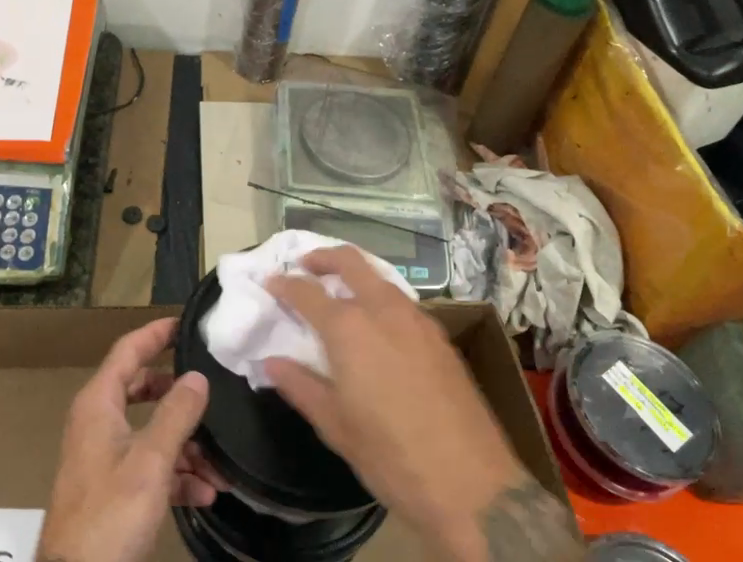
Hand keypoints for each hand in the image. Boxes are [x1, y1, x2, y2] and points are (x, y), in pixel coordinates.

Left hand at [37, 318, 222, 561]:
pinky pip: (148, 467)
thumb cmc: (111, 510)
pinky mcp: (112, 488)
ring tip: (221, 465)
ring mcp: (104, 456)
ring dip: (186, 446)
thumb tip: (197, 376)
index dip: (155, 334)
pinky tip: (206, 493)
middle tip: (210, 390)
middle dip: (178, 395)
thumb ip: (176, 414)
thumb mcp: (150, 460)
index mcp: (98, 403)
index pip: (127, 351)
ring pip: (150, 433)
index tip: (184, 324)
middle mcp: (98, 422)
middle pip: (141, 390)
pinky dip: (176, 475)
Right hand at [266, 248, 578, 561]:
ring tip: (339, 296)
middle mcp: (384, 311)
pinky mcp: (441, 338)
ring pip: (381, 279)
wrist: (472, 484)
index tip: (270, 284)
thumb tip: (272, 362)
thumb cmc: (392, 456)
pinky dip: (381, 299)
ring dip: (355, 276)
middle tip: (304, 266)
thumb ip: (300, 386)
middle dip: (323, 257)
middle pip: (350, 262)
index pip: (307, 292)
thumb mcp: (335, 426)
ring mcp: (418, 321)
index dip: (284, 285)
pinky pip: (403, 302)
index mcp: (350, 329)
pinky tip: (377, 327)